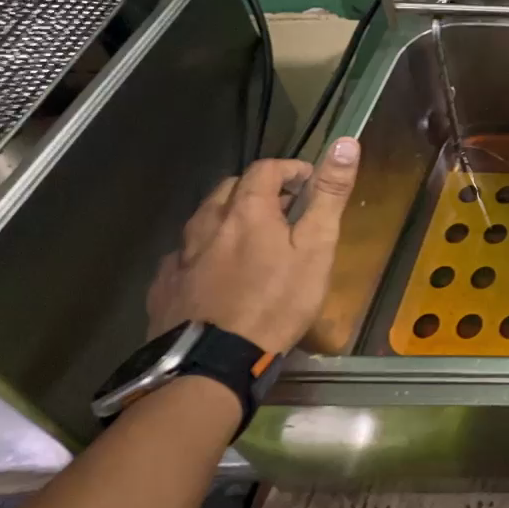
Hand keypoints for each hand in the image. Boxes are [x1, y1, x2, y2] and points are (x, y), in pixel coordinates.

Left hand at [144, 137, 360, 353]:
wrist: (212, 365)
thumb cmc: (276, 302)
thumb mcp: (317, 247)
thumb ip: (329, 194)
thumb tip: (345, 142)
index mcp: (247, 210)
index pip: (266, 168)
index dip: (291, 169)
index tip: (310, 184)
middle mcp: (207, 223)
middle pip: (230, 189)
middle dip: (258, 191)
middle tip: (284, 211)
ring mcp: (180, 256)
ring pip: (203, 220)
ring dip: (228, 219)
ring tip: (250, 241)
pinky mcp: (163, 287)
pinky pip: (184, 255)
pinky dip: (204, 252)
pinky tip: (216, 275)